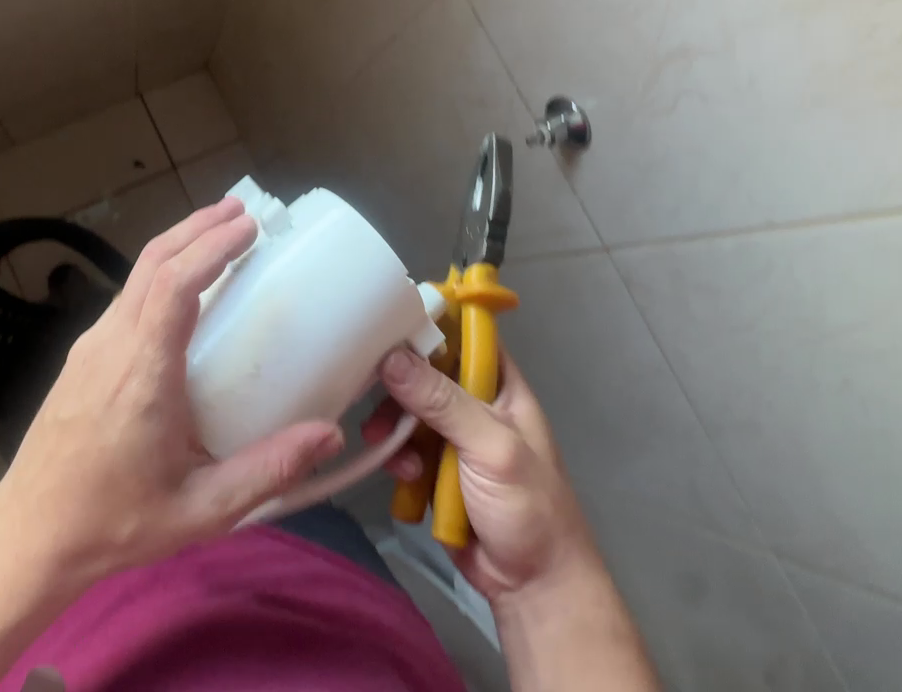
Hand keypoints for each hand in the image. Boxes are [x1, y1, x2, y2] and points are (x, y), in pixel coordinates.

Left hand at [0, 197, 344, 584]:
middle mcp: (111, 345)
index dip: (212, 246)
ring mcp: (90, 348)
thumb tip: (329, 435)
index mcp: (142, 372)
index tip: (249, 226)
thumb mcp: (202, 509)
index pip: (174, 284)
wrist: (30, 536)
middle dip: (198, 227)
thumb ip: (268, 471)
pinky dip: (159, 274)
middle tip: (242, 211)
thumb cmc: (115, 522)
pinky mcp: (82, 358)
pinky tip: (181, 289)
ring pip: (134, 276)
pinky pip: (125, 299)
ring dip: (177, 246)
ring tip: (218, 236)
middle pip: (152, 262)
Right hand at [362, 346, 592, 603]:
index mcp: (501, 388)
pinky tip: (402, 475)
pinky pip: (403, 448)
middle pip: (426, 372)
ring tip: (384, 442)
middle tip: (369, 387)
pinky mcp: (433, 469)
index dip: (432, 321)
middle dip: (397, 382)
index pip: (466, 336)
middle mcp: (475, 405)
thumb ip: (443, 402)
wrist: (532, 587)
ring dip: (393, 424)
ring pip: (408, 411)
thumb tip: (392, 357)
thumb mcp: (491, 447)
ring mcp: (453, 438)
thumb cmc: (529, 508)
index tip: (388, 315)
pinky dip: (397, 457)